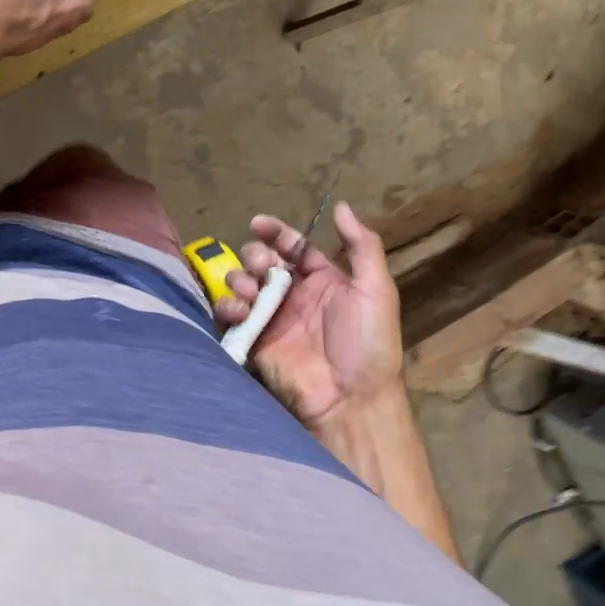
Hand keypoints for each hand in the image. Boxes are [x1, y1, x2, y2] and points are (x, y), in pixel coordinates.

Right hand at [215, 203, 403, 429]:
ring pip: (240, 282)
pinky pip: (229, 314)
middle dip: (255, 255)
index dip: (276, 232)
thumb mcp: (376, 290)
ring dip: (239, 278)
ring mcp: (270, 317)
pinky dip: (228, 306)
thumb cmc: (368, 344)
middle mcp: (293, 295)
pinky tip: (240, 310)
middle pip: (261, 260)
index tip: (259, 224)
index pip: (293, 247)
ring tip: (251, 291)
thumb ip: (361, 246)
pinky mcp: (252, 339)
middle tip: (261, 266)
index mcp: (322, 280)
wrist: (350, 399)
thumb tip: (342, 205)